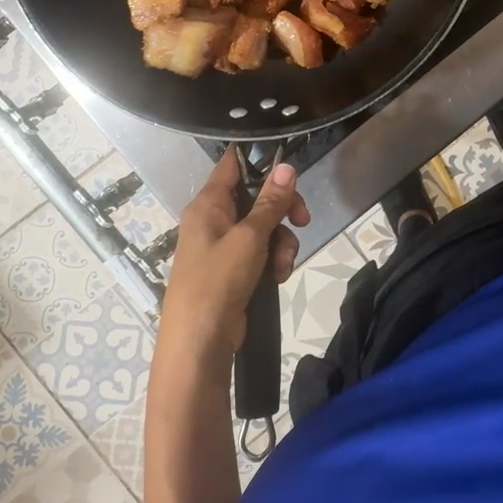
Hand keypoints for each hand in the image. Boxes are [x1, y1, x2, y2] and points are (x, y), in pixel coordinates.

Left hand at [159, 150, 308, 365]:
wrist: (199, 342)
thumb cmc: (218, 281)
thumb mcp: (250, 237)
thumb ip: (271, 202)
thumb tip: (286, 166)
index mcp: (208, 204)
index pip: (233, 163)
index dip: (261, 159)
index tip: (290, 165)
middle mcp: (214, 219)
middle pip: (257, 196)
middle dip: (283, 210)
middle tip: (303, 220)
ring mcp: (223, 245)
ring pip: (265, 226)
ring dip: (282, 242)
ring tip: (283, 264)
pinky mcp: (233, 269)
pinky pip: (262, 251)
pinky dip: (274, 260)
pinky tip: (278, 277)